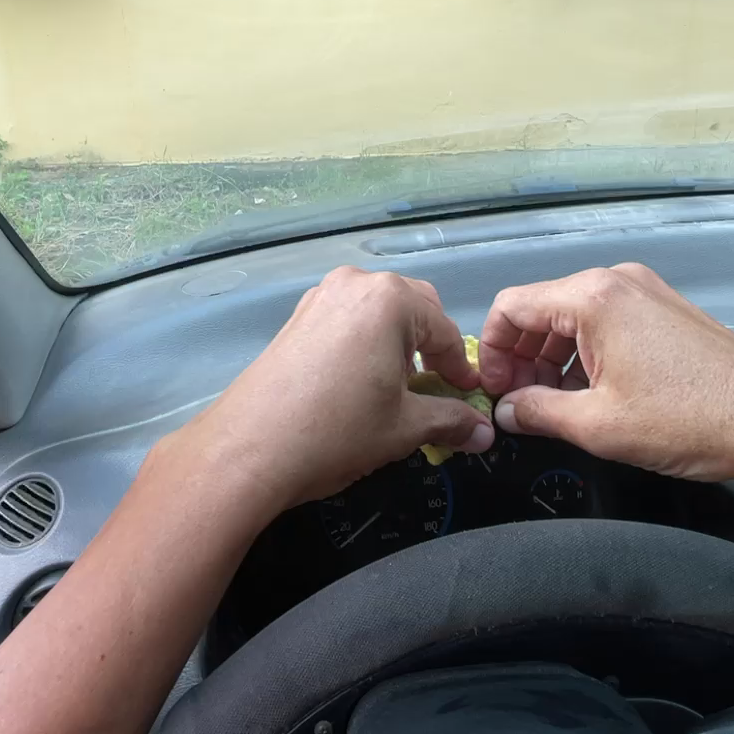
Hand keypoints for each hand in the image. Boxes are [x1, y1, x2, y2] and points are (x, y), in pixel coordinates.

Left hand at [168, 267, 494, 512]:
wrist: (248, 448)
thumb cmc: (338, 431)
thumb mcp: (404, 428)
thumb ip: (451, 421)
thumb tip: (485, 433)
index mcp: (390, 299)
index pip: (445, 331)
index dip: (461, 369)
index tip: (469, 399)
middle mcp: (356, 284)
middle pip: (413, 308)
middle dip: (430, 347)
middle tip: (434, 389)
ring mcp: (321, 295)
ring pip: (378, 311)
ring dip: (397, 342)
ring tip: (396, 387)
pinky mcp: (296, 316)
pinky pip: (348, 318)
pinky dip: (365, 341)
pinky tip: (358, 380)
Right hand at [477, 263, 733, 484]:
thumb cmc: (688, 420)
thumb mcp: (600, 425)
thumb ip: (538, 413)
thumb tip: (504, 413)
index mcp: (592, 296)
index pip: (511, 306)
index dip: (490, 350)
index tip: (493, 392)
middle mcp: (615, 281)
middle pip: (540, 309)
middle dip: (520, 356)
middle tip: (519, 404)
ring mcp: (645, 291)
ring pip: (572, 317)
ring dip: (551, 358)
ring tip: (553, 404)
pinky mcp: (666, 309)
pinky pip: (605, 322)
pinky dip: (585, 353)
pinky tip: (590, 392)